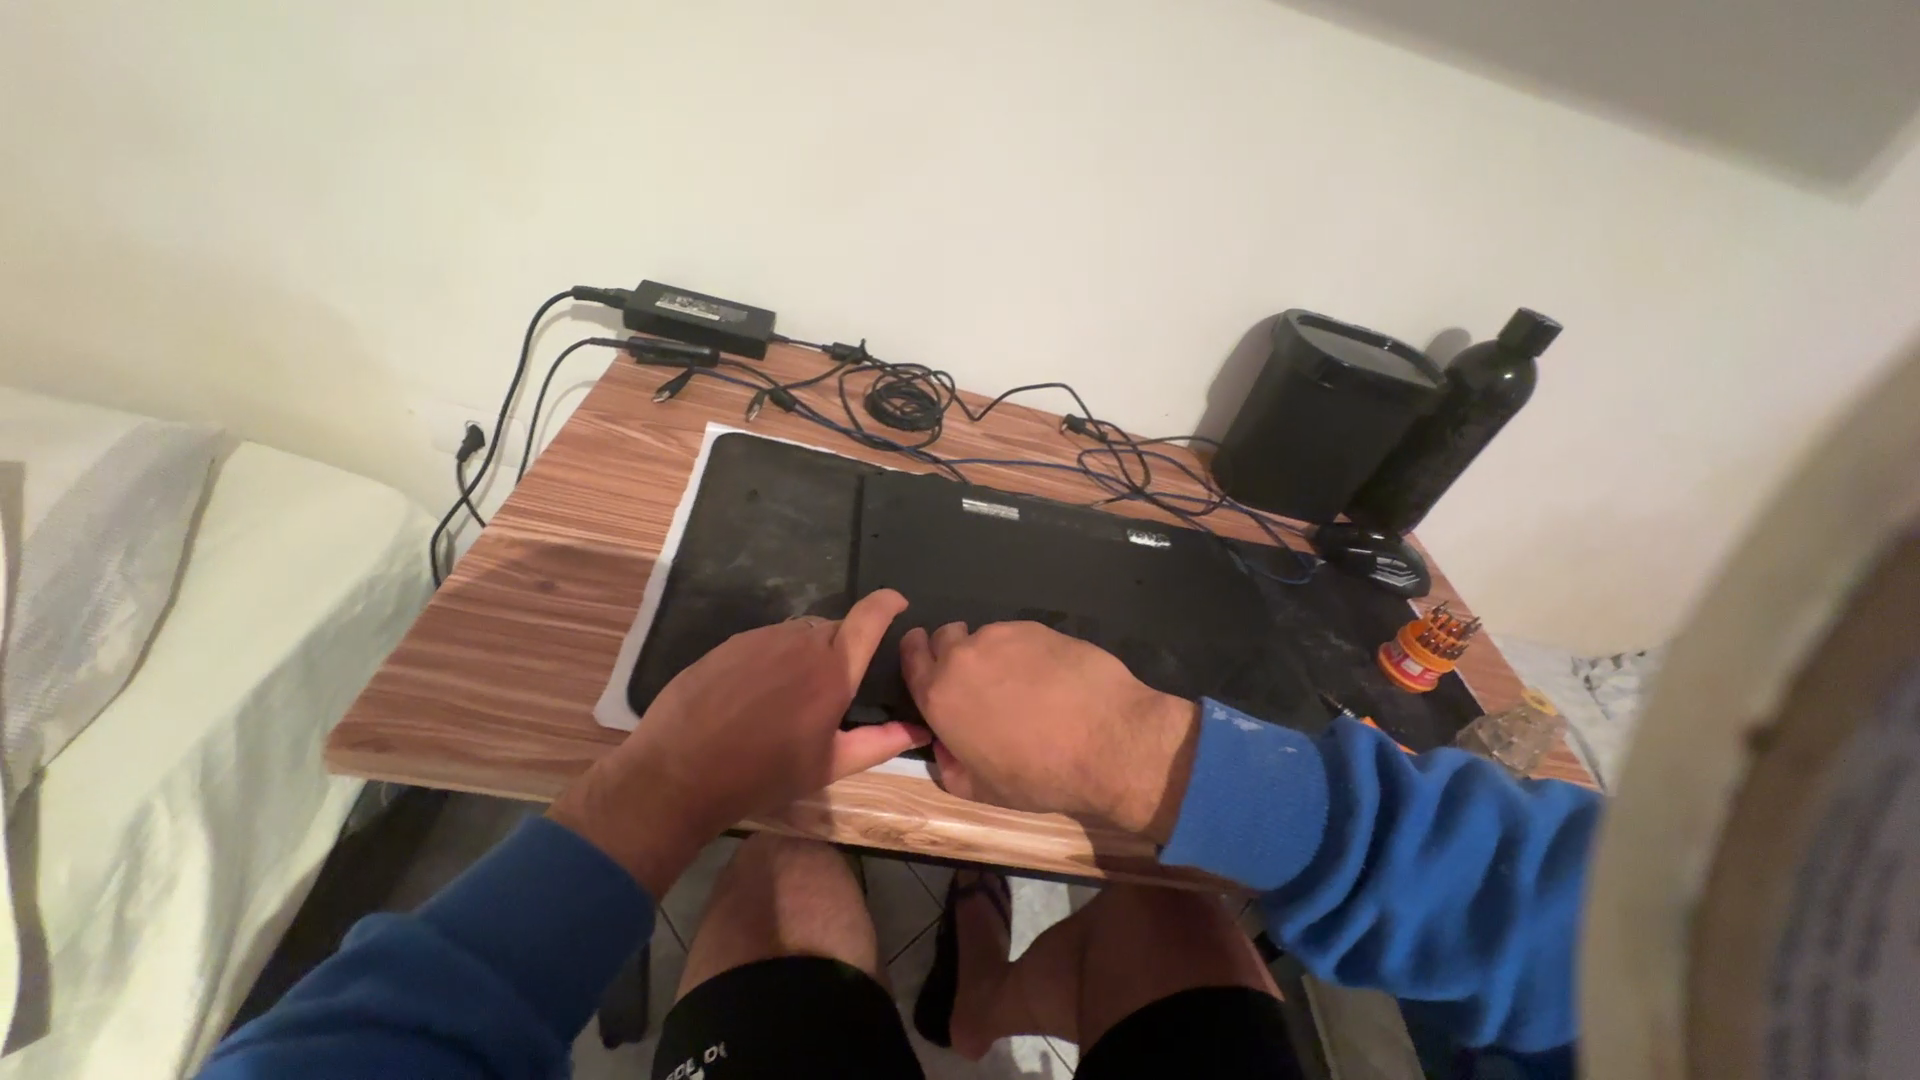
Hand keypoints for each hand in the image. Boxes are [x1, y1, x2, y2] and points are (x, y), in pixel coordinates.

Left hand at [550, 589, 926, 893]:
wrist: (679, 772)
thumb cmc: (763, 775)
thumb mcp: (829, 766)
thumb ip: (880, 743)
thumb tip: (919, 731)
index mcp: (833, 671)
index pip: (870, 617)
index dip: (888, 603)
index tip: (898, 603)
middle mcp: (801, 643)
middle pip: (835, 628)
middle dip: (844, 647)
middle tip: (833, 688)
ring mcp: (761, 639)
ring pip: (799, 633)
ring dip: (808, 652)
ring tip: (792, 695)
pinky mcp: (730, 644)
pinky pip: (767, 640)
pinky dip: (775, 657)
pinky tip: (758, 693)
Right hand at [900, 621, 1198, 841]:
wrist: (1106, 742)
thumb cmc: (1039, 775)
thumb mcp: (982, 791)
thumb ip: (950, 766)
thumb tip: (946, 745)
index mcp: (939, 695)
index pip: (911, 657)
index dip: (915, 652)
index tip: (923, 654)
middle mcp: (962, 657)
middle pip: (944, 638)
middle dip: (952, 652)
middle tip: (978, 679)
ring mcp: (1002, 637)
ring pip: (985, 636)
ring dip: (993, 654)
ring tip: (1023, 682)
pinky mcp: (1038, 627)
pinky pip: (1019, 635)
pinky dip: (1026, 650)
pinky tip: (1050, 675)